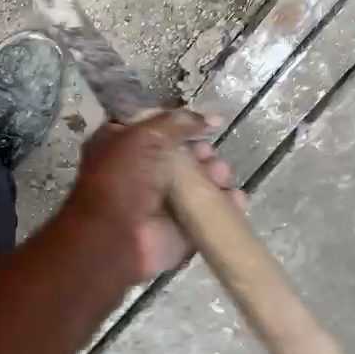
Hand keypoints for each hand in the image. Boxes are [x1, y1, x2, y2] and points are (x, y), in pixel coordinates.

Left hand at [65, 111, 244, 283]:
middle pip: (179, 157)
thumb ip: (176, 123)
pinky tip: (237, 198)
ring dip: (214, 176)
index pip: (154, 129)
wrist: (117, 234)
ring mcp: (160, 202)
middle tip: (211, 155)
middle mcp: (138, 171)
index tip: (205, 125)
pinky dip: (225, 206)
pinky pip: (208, 214)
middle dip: (201, 153)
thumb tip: (211, 119)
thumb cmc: (123, 177)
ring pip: (196, 185)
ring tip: (222, 175)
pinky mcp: (180, 229)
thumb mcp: (144, 136)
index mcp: (120, 144)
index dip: (179, 126)